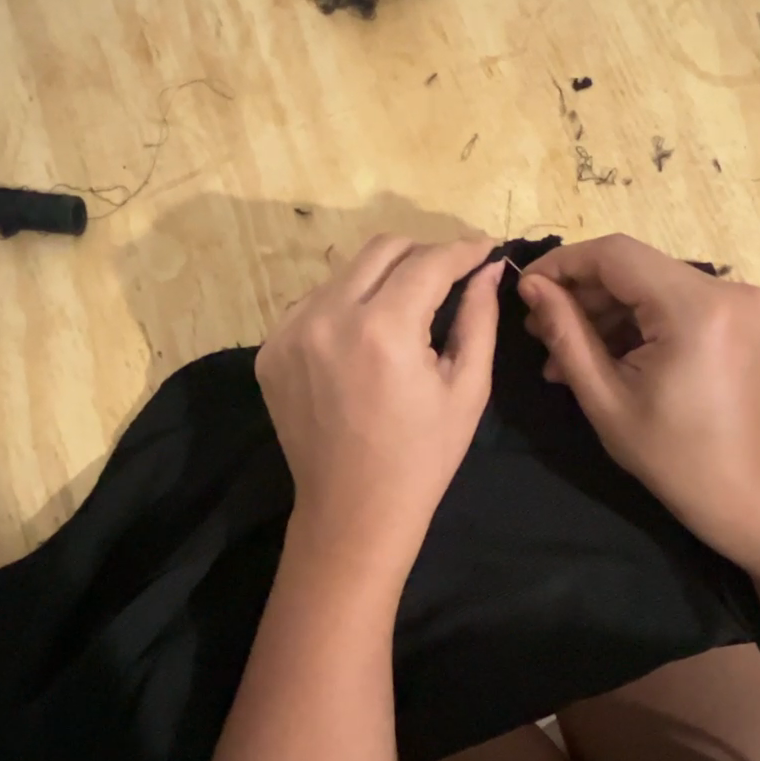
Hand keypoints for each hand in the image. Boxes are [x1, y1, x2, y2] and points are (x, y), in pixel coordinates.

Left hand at [258, 235, 502, 556]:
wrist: (352, 512)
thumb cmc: (422, 459)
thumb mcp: (467, 390)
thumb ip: (479, 319)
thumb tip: (488, 269)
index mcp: (384, 329)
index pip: (428, 261)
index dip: (462, 249)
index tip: (483, 250)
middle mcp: (329, 317)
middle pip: (382, 249)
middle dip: (422, 252)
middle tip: (449, 275)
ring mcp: (291, 332)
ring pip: (345, 274)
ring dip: (382, 280)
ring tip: (407, 311)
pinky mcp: (270, 350)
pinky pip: (315, 305)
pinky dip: (345, 308)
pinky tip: (364, 340)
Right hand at [518, 233, 759, 546]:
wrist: (740, 490)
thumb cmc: (668, 455)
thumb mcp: (603, 396)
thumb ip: (565, 332)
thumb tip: (530, 285)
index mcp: (695, 308)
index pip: (615, 255)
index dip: (563, 263)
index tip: (524, 287)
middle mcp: (726, 288)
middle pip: (633, 268)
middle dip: (580, 295)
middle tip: (537, 330)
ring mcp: (738, 299)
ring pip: (649, 285)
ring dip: (603, 314)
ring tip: (561, 354)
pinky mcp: (739, 314)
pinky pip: (671, 302)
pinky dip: (634, 323)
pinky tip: (599, 356)